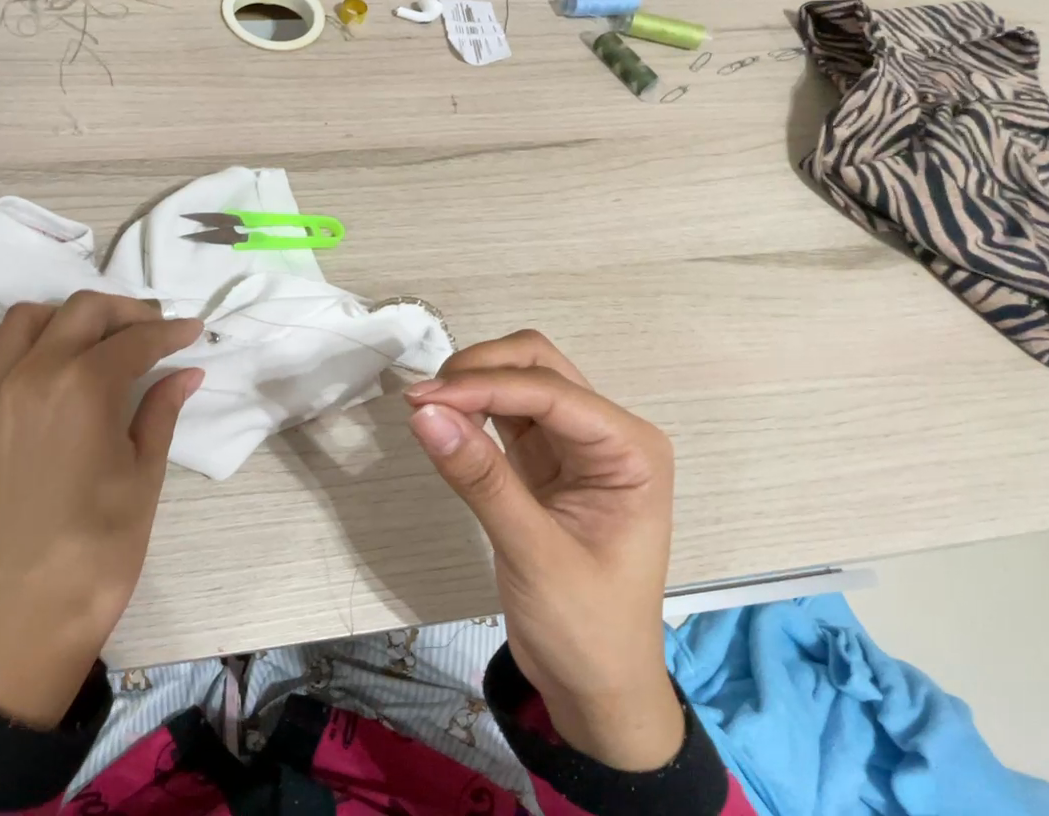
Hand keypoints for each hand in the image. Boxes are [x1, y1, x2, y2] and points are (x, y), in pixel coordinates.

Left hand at [0, 292, 203, 727]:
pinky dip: (7, 337)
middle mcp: (33, 373)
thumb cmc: (100, 548)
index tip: (193, 332)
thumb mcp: (145, 476)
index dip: (170, 332)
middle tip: (153, 331)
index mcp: (84, 389)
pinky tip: (35, 354)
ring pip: (27, 317)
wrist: (27, 606)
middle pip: (82, 311)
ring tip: (95, 340)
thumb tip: (186, 372)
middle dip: (125, 312)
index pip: (135, 341)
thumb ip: (161, 412)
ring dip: (67, 316)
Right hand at [404, 331, 682, 770]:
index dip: (483, 386)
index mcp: (630, 450)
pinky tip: (440, 423)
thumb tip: (422, 413)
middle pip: (538, 365)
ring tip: (423, 408)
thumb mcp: (533, 553)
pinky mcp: (541, 462)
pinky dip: (470, 409)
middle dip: (480, 369)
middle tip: (422, 400)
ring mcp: (572, 446)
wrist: (595, 684)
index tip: (419, 400)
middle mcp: (605, 435)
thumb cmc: (585, 627)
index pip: (551, 391)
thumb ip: (481, 478)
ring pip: (518, 380)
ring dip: (471, 383)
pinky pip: (503, 414)